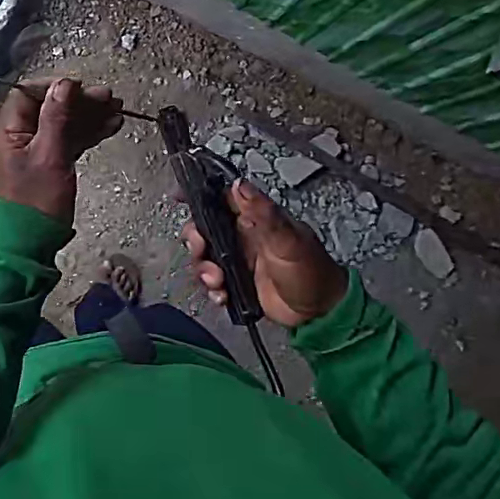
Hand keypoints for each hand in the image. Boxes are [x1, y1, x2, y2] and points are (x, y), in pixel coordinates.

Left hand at [0, 78, 123, 223]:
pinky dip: (88, 134)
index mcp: (8, 132)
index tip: (80, 87)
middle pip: (49, 108)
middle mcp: (19, 137)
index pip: (26, 95)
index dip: (53, 87)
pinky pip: (68, 141)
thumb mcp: (49, 156)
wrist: (33, 242)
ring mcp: (35, 150)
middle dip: (79, 101)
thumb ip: (56, 118)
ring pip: (63, 124)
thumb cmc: (37, 201)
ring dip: (89, 116)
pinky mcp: (50, 163)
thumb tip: (65, 85)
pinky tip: (111, 127)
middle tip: (109, 98)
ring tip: (118, 110)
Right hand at [183, 180, 347, 328]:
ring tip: (217, 281)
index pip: (220, 198)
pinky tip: (223, 295)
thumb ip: (264, 213)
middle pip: (203, 229)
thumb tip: (240, 185)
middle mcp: (242, 236)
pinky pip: (212, 282)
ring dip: (203, 269)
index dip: (198, 195)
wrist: (321, 314)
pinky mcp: (236, 283)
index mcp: (255, 219)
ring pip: (204, 257)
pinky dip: (212, 290)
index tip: (178, 197)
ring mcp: (237, 260)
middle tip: (201, 250)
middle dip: (195, 239)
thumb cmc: (312, 272)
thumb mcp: (288, 240)